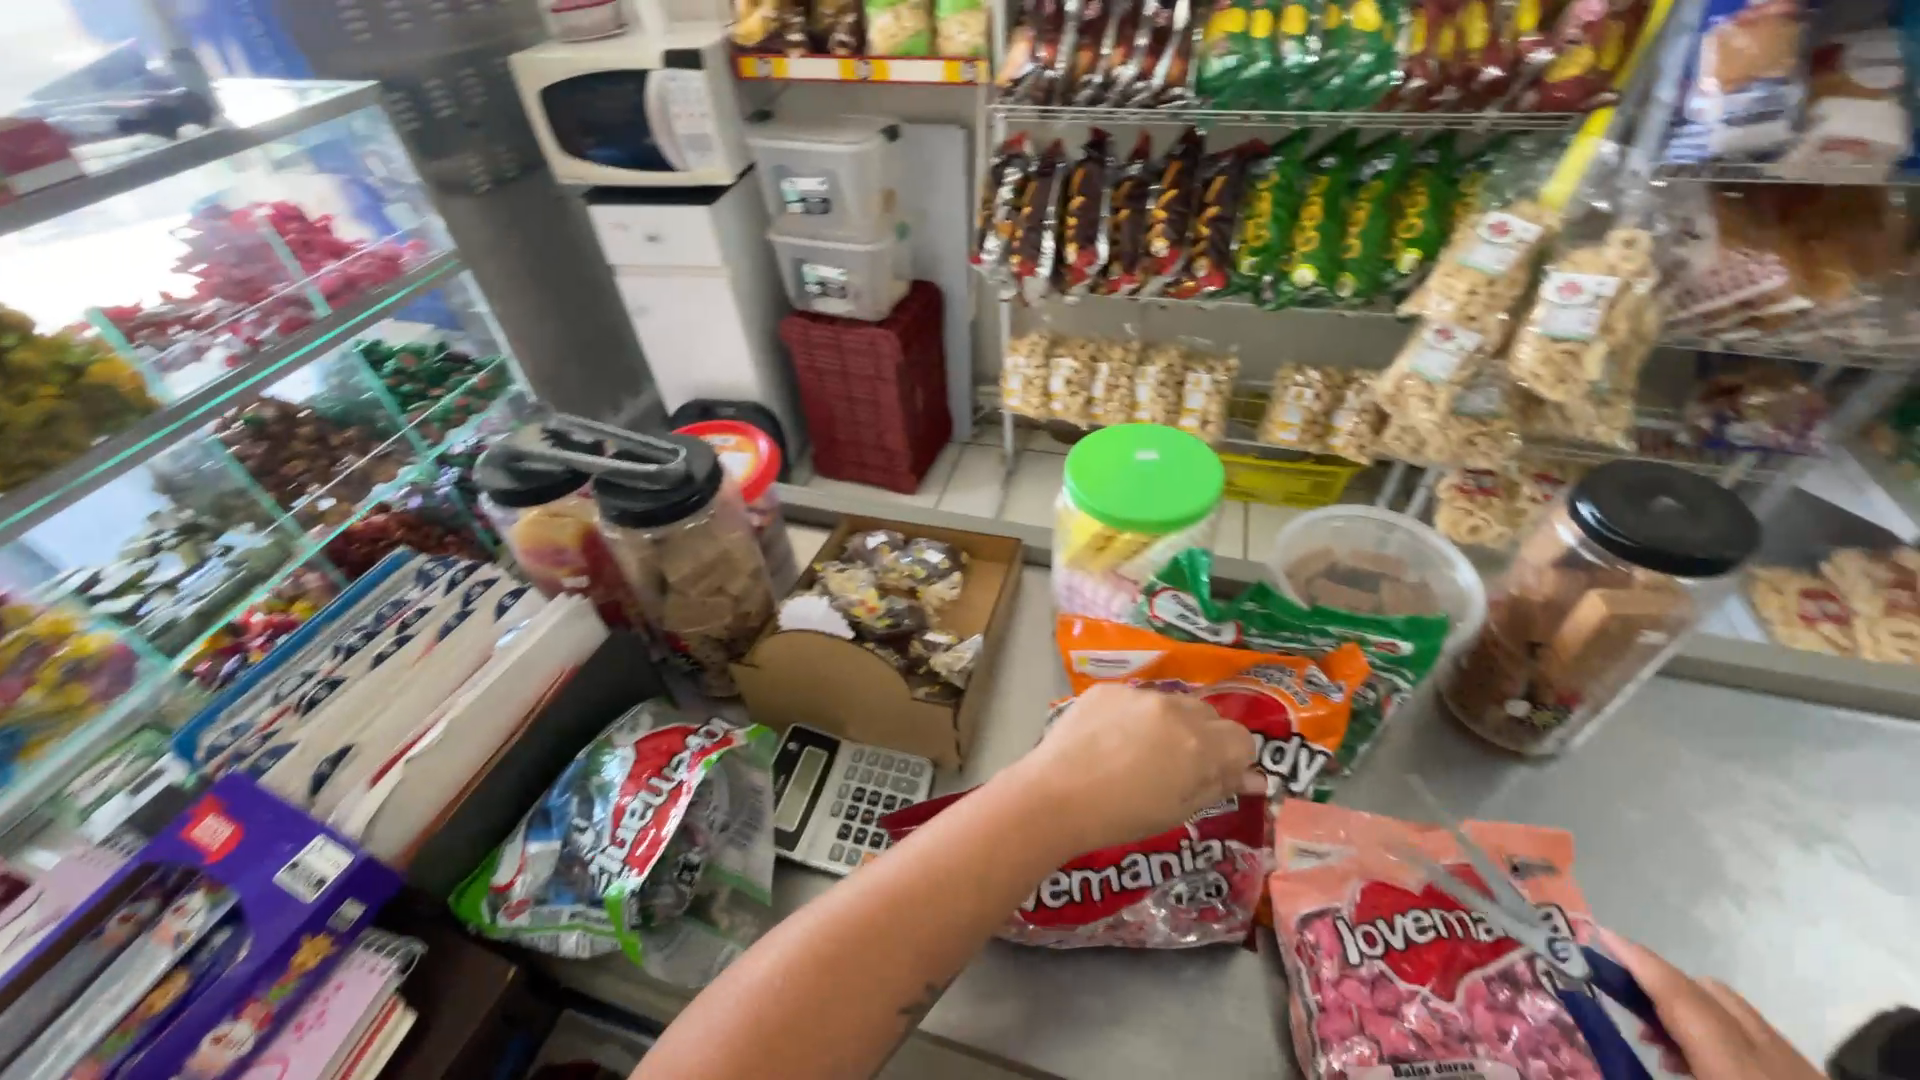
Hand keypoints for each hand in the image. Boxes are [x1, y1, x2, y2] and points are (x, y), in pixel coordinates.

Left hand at [998, 684, 1261, 855]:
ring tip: (1135, 753)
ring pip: (1171, 703)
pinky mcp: (1106, 688)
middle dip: (1202, 737)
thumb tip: (1255, 778)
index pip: (1242, 739)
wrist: (1055, 796)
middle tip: (1173, 766)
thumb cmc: (1121, 816)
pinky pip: (1133, 699)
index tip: (1211, 775)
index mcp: (1201, 745)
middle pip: (1208, 716)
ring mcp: (1138, 695)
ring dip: (1167, 723)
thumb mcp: (1179, 811)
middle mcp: (1175, 710)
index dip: (1231, 759)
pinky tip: (1107, 741)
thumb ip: (1219, 786)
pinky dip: (1130, 716)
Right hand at [1601, 930, 1821, 1079]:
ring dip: (1689, 1010)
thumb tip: (1601, 1041)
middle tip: (1623, 1000)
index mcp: (1740, 1069)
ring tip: (1659, 1042)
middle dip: (1662, 982)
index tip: (1599, 933)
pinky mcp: (1809, 1077)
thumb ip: (1638, 1068)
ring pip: (1738, 1012)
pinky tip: (1700, 1064)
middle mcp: (1776, 1060)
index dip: (1640, 963)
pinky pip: (1759, 1039)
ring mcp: (1802, 1070)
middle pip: (1713, 992)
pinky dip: (1719, 1035)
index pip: (1684, 999)